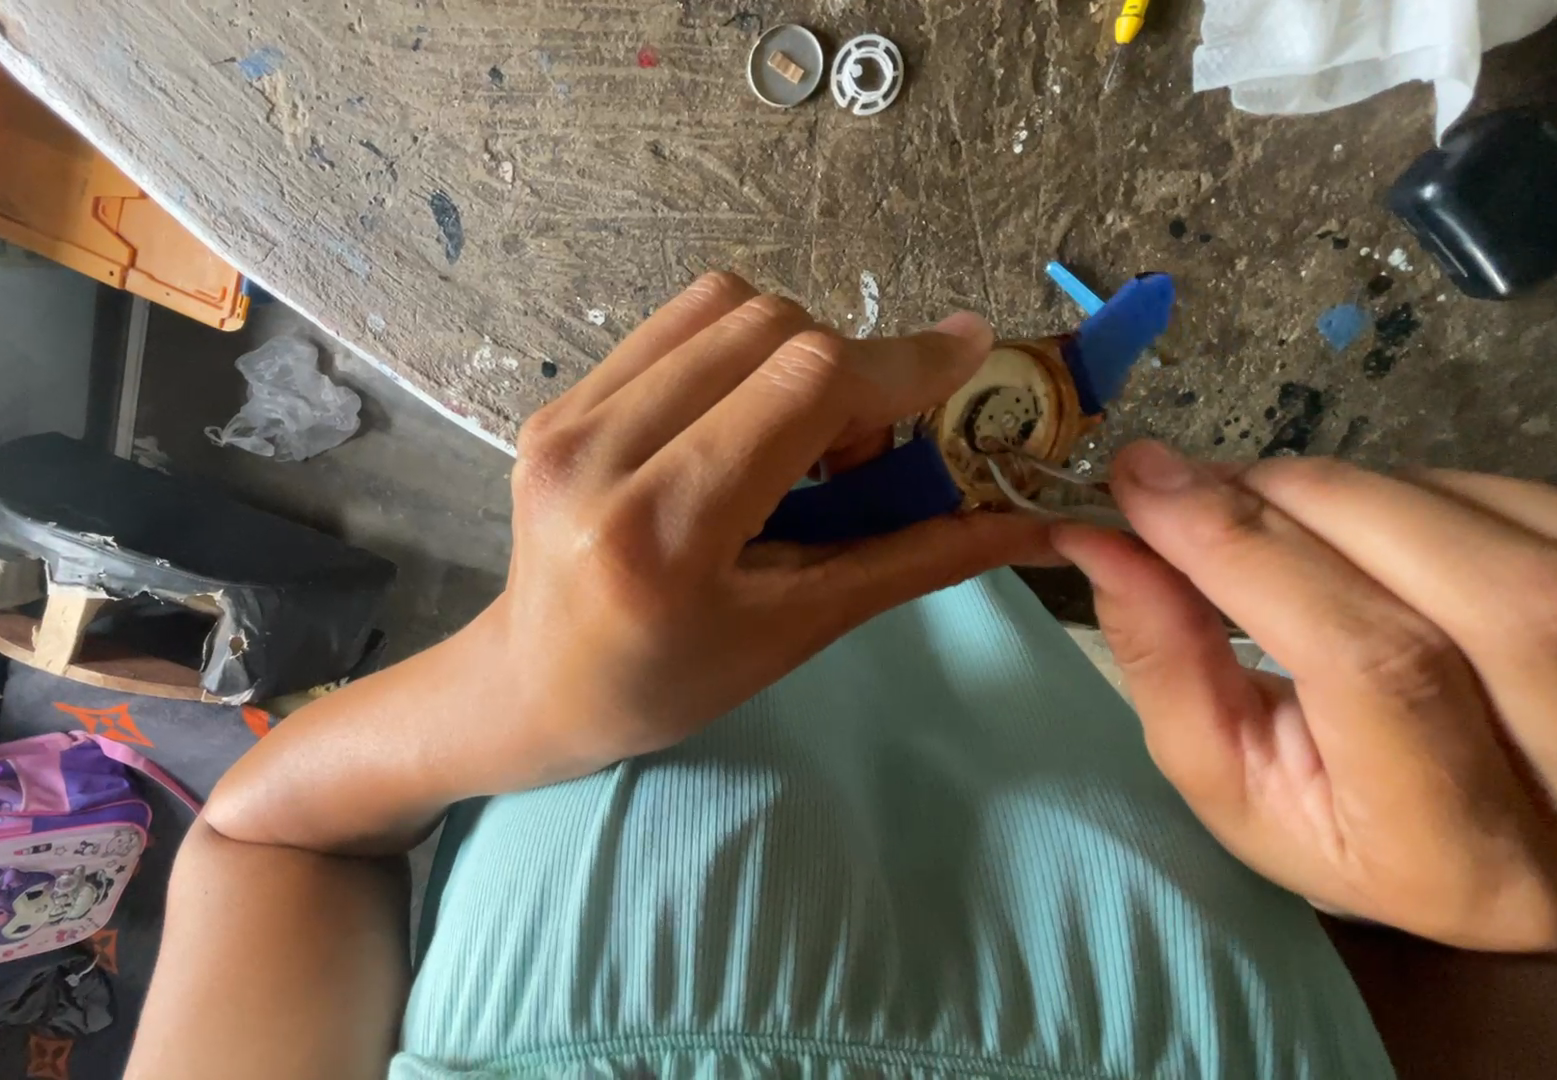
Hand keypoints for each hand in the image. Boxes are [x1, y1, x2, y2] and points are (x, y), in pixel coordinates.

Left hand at [482, 272, 1053, 785]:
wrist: (534, 684)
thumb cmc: (664, 682)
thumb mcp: (789, 633)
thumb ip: (905, 561)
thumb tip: (1022, 521)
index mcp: (660, 531)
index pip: (801, 386)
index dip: (899, 362)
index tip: (965, 355)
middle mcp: (599, 454)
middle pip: (765, 328)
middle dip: (844, 367)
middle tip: (852, 446)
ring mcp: (564, 419)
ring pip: (718, 308)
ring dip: (789, 349)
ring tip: (790, 431)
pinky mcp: (553, 404)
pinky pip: (670, 327)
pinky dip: (732, 351)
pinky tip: (733, 417)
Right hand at [1056, 443, 1556, 950]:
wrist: (1485, 844)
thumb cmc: (1325, 817)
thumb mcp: (1214, 768)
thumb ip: (1157, 659)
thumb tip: (1098, 540)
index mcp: (1456, 850)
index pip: (1371, 666)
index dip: (1248, 553)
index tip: (1144, 484)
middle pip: (1470, 589)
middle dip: (1297, 504)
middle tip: (1190, 480)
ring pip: (1508, 536)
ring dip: (1348, 492)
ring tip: (1255, 508)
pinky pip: (1539, 508)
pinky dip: (1415, 490)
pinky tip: (1353, 522)